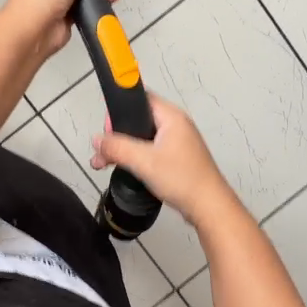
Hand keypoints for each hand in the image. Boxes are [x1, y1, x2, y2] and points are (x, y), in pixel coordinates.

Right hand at [89, 95, 238, 226]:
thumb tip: (96, 140)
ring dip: (124, 148)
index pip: (140, 99)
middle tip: (105, 149)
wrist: (210, 208)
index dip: (120, 110)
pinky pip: (151, 150)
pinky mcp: (177, 158)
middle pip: (139, 119)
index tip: (108, 128)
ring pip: (143, 137)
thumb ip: (117, 147)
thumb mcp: (144, 161)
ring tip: (106, 162)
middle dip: (118, 133)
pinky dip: (136, 157)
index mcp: (171, 117)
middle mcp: (176, 125)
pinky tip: (124, 169)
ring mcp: (178, 142)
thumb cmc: (180, 179)